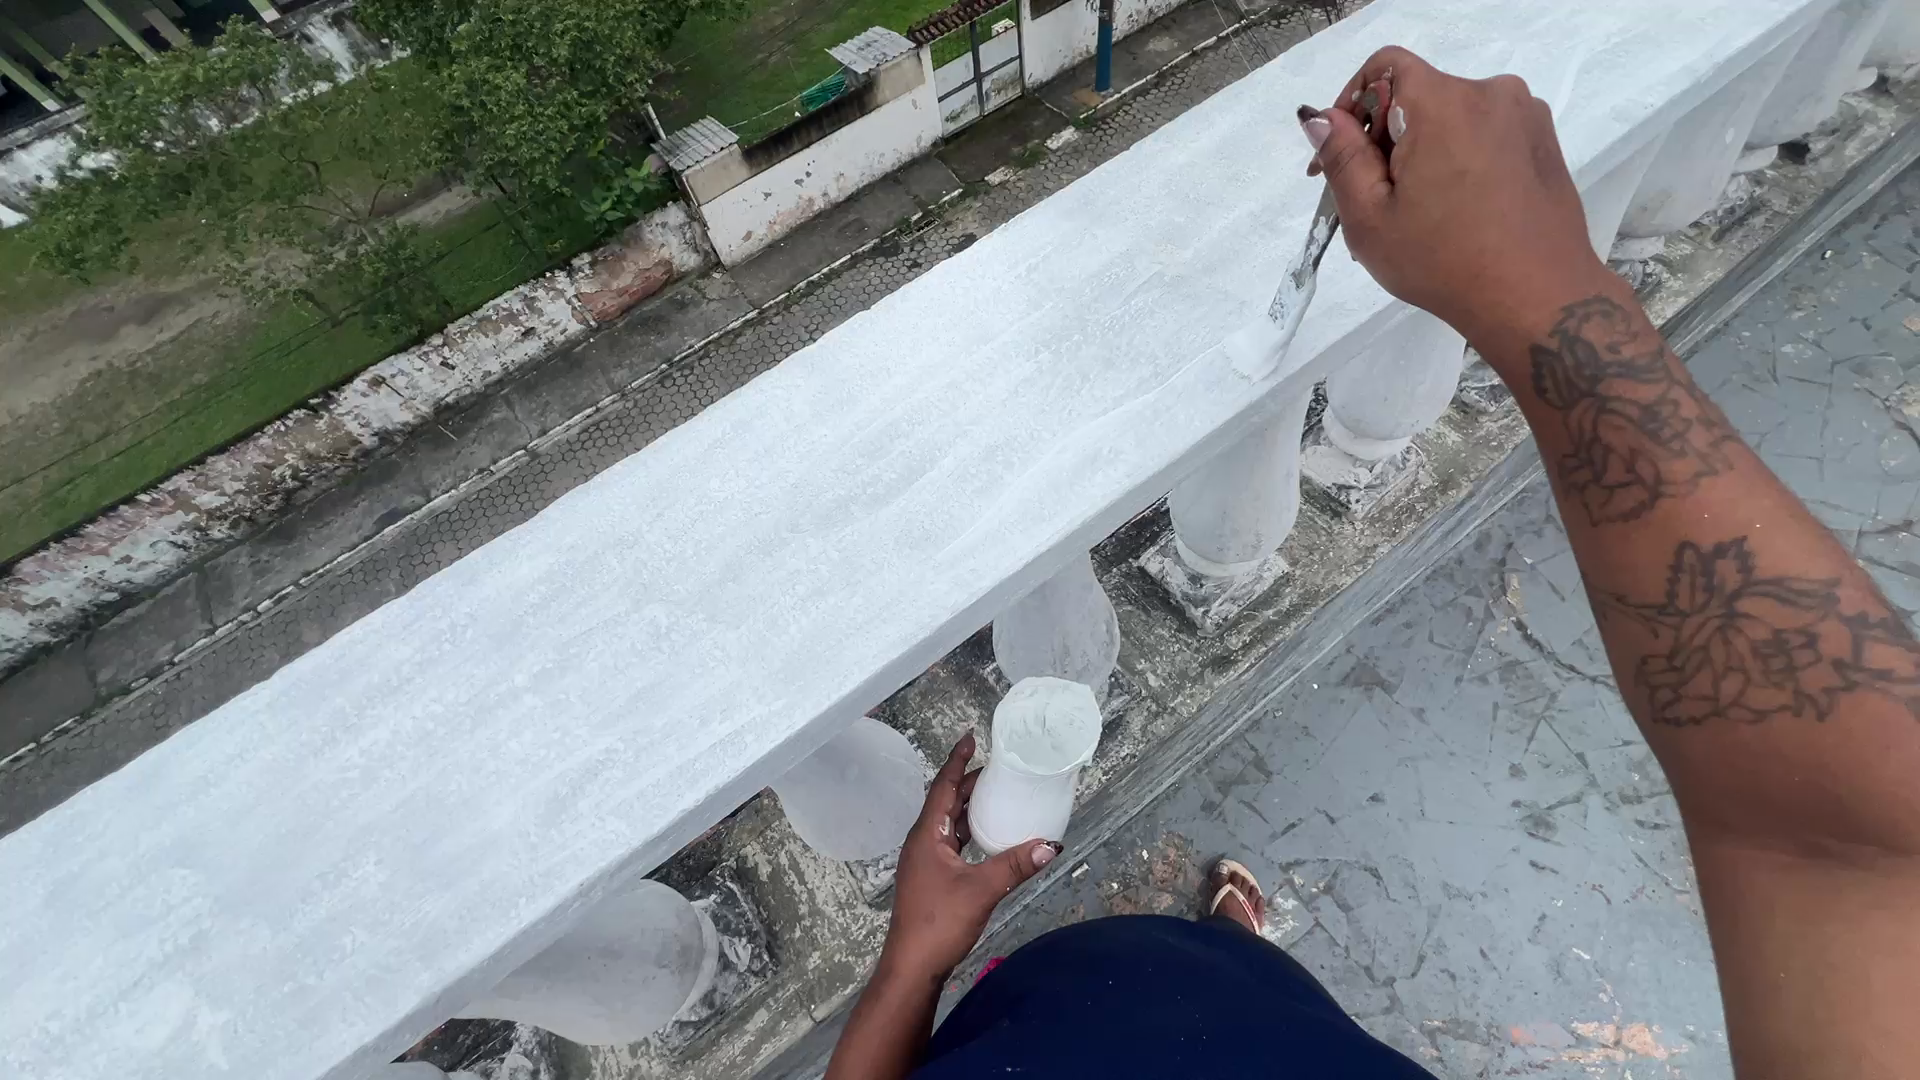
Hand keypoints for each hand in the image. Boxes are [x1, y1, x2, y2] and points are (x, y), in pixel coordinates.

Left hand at [880, 734, 1060, 980]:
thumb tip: (1052, 845)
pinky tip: (987, 835)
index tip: (970, 737)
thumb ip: (1015, 865)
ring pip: (949, 822)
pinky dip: (969, 830)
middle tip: (995, 767)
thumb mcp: (982, 890)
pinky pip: (952, 841)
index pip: (943, 786)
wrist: (910, 968)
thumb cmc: (939, 923)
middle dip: (968, 781)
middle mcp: (923, 841)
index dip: (956, 760)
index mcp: (927, 834)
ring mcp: (925, 860)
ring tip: (995, 793)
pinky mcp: (931, 877)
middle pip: (946, 801)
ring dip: (969, 806)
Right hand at [1299, 46, 1607, 345]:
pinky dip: (1451, 163)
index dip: (1350, 106)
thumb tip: (1319, 117)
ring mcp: (1521, 115)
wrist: (1531, 291)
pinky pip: (1478, 136)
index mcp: (1442, 104)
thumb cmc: (1438, 259)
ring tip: (1409, 218)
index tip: (1338, 159)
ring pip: (1446, 120)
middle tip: (1370, 205)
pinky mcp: (1539, 140)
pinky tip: (1447, 214)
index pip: (1385, 66)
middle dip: (1382, 141)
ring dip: (1417, 156)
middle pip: (1415, 96)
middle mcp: (1488, 93)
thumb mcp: (1369, 216)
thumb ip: (1342, 158)